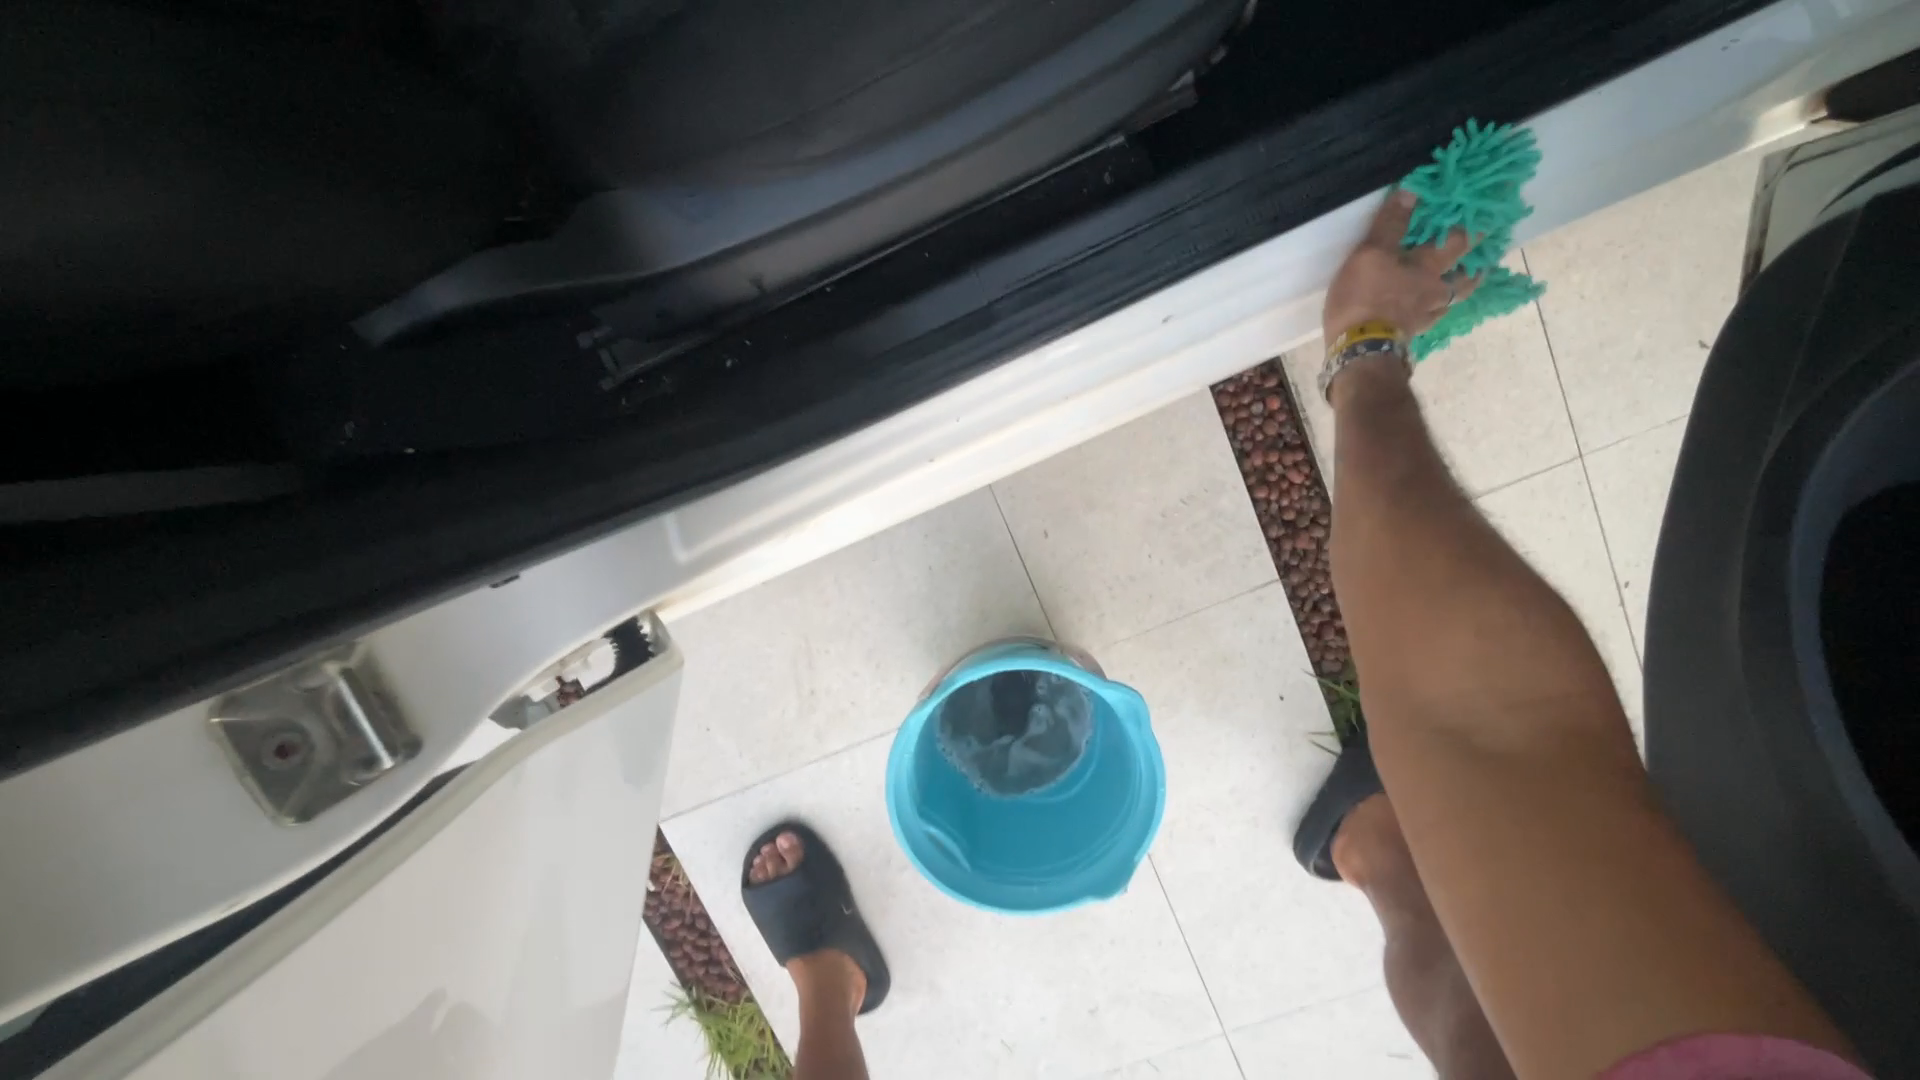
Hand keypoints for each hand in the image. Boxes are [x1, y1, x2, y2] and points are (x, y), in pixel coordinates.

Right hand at [1323, 190, 1480, 344]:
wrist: (1358, 351)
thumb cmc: (1364, 298)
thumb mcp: (1371, 254)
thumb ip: (1390, 224)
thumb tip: (1412, 189)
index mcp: (1428, 268)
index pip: (1456, 243)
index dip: (1471, 229)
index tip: (1491, 219)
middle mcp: (1434, 292)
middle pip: (1463, 279)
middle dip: (1474, 268)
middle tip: (1484, 262)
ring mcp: (1424, 318)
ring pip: (1450, 303)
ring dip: (1457, 295)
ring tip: (1459, 290)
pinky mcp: (1409, 338)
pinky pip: (1429, 322)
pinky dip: (1432, 316)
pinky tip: (1428, 316)